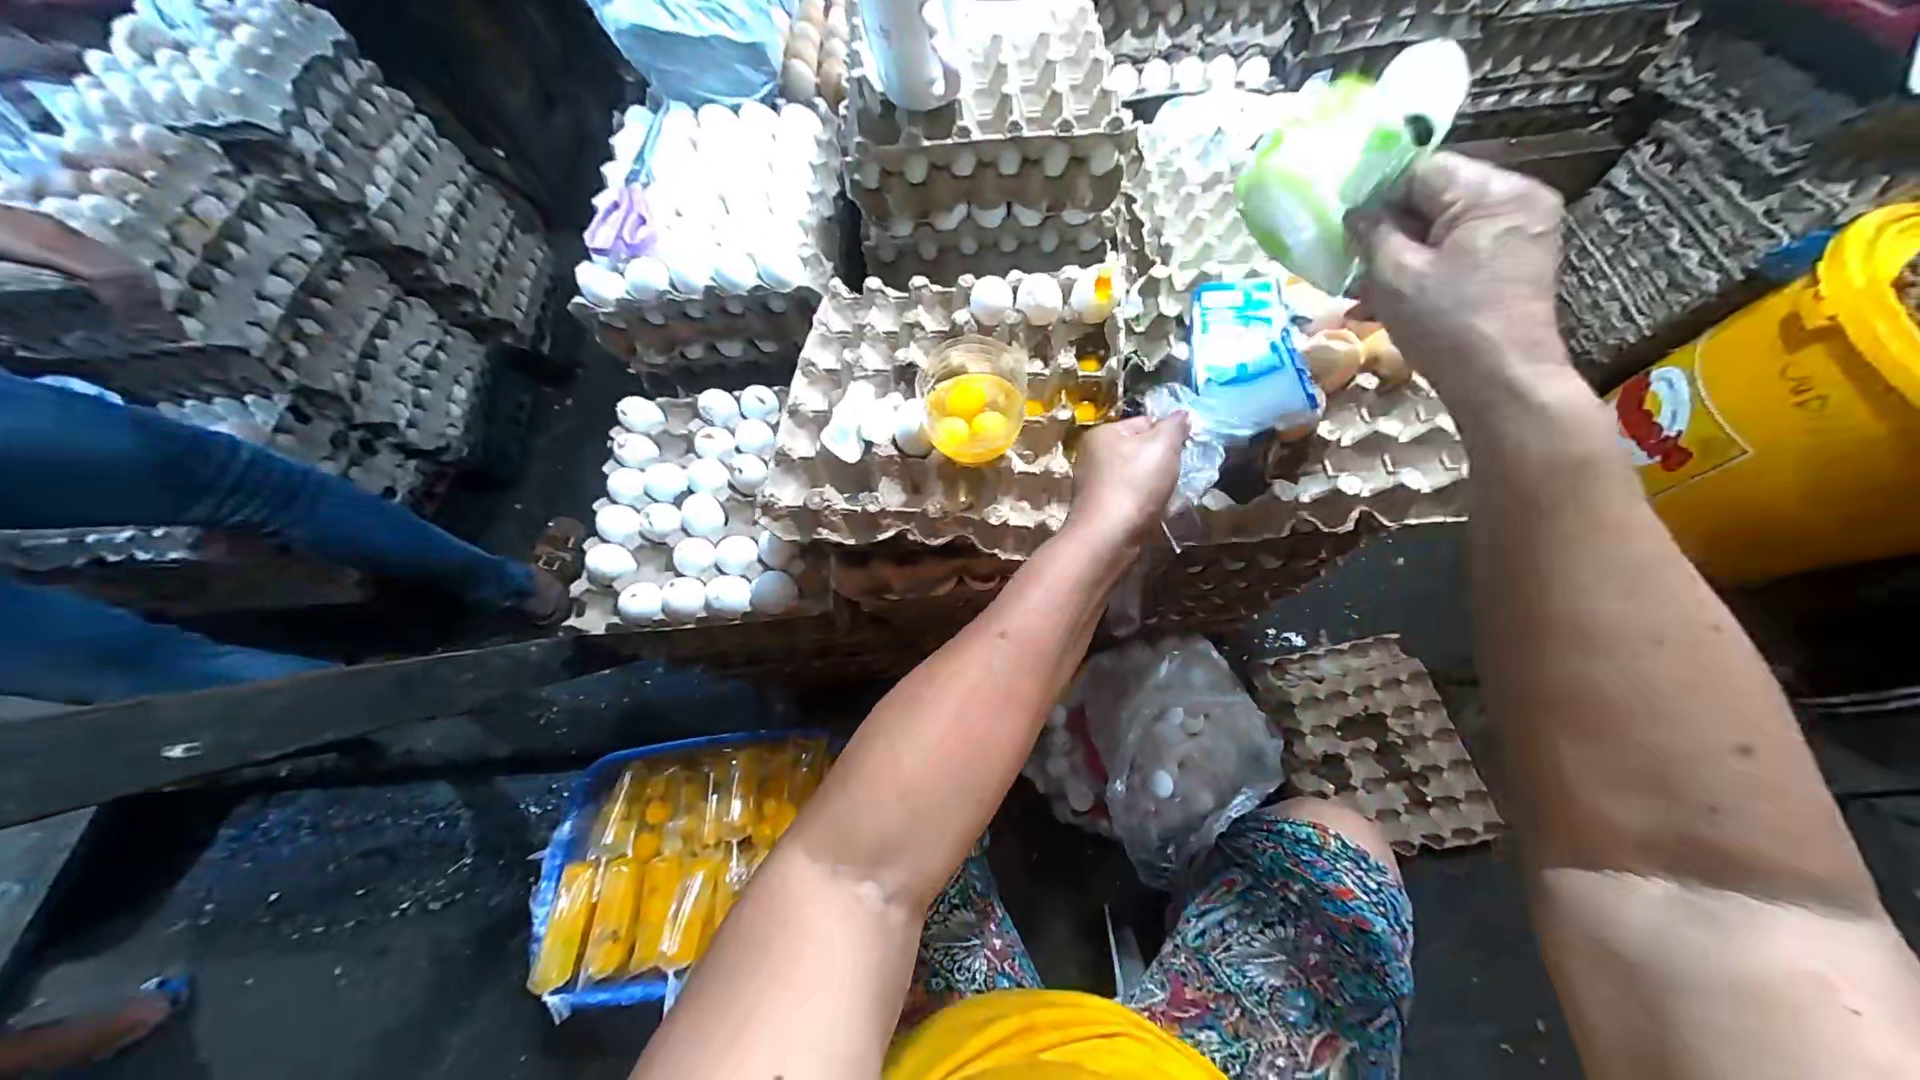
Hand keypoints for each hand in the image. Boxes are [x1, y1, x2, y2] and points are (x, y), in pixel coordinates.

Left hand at [1068, 412, 1189, 549]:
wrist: (1108, 536)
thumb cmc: (1135, 484)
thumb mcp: (1163, 445)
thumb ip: (1174, 426)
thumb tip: (1182, 415)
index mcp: (1102, 433)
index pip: (1144, 422)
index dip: (1168, 434)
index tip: (1182, 450)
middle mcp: (1091, 454)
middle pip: (1138, 449)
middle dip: (1159, 460)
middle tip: (1174, 473)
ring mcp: (1092, 483)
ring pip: (1133, 474)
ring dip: (1151, 482)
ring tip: (1163, 493)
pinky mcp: (1097, 507)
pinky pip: (1127, 496)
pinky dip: (1140, 500)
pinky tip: (1149, 509)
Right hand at [1347, 152, 1572, 408]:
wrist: (1500, 381)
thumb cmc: (1447, 325)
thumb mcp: (1395, 276)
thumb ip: (1372, 234)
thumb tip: (1356, 213)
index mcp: (1494, 194)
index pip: (1422, 170)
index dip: (1376, 195)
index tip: (1345, 229)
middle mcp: (1516, 201)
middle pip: (1435, 198)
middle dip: (1389, 231)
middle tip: (1351, 262)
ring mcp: (1519, 233)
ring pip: (1443, 230)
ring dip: (1399, 255)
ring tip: (1364, 290)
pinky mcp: (1512, 264)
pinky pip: (1458, 252)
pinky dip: (1423, 270)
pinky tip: (1389, 300)